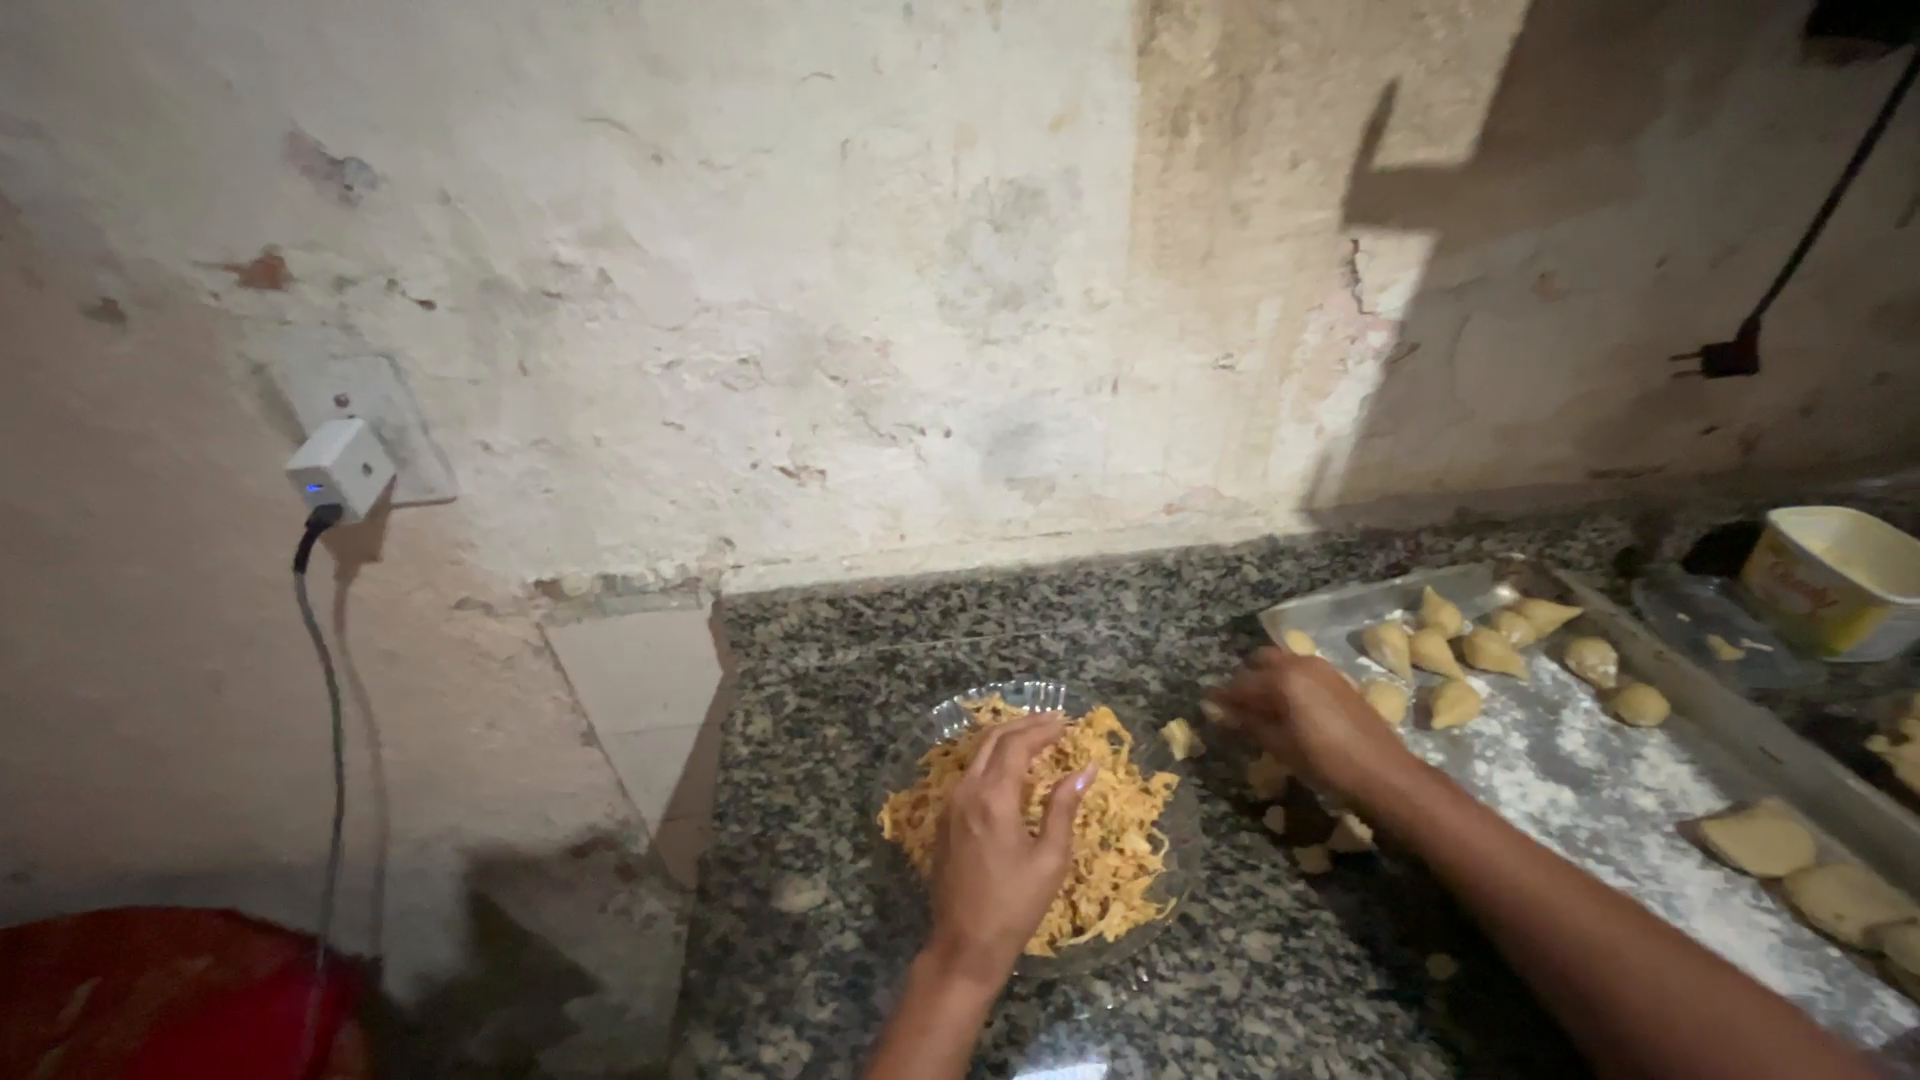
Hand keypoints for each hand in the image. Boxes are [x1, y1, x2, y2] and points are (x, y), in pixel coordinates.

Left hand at [923, 712, 1094, 988]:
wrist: (964, 942)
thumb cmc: (1015, 905)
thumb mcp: (1050, 858)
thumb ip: (1064, 808)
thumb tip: (1085, 770)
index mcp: (993, 798)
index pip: (1017, 745)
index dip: (1042, 729)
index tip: (1067, 723)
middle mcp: (966, 791)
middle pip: (992, 740)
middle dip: (1023, 725)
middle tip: (1054, 721)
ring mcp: (950, 803)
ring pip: (978, 754)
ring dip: (1007, 739)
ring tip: (1037, 737)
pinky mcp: (945, 818)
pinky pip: (970, 773)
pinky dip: (993, 759)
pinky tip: (1013, 767)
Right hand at [1207, 647, 1418, 801]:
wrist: (1383, 772)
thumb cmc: (1325, 761)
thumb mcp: (1278, 744)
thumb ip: (1246, 722)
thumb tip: (1217, 711)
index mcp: (1282, 677)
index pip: (1240, 683)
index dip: (1222, 697)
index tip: (1208, 706)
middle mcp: (1300, 663)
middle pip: (1259, 661)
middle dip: (1244, 680)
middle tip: (1236, 707)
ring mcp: (1321, 668)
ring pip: (1281, 662)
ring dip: (1266, 678)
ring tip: (1261, 708)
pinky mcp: (1337, 679)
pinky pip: (1300, 670)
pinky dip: (1286, 681)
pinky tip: (1287, 708)